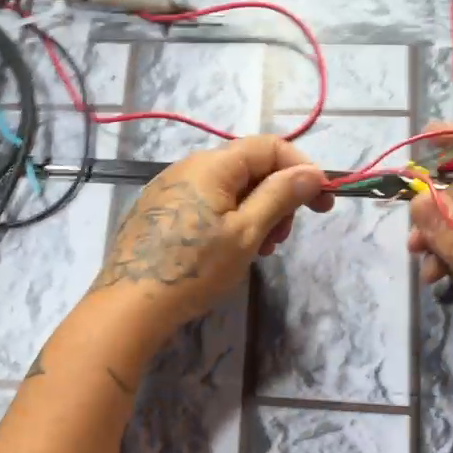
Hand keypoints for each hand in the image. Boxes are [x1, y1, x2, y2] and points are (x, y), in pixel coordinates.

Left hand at [89, 135, 332, 342]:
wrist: (130, 305)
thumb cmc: (194, 269)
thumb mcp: (246, 233)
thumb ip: (280, 197)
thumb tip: (311, 172)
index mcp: (212, 165)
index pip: (269, 147)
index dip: (302, 169)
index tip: (322, 202)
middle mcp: (187, 168)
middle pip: (248, 168)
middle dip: (277, 197)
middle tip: (281, 239)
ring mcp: (168, 191)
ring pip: (227, 190)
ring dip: (254, 214)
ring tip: (257, 252)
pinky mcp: (157, 214)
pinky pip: (204, 206)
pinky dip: (228, 222)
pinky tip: (227, 254)